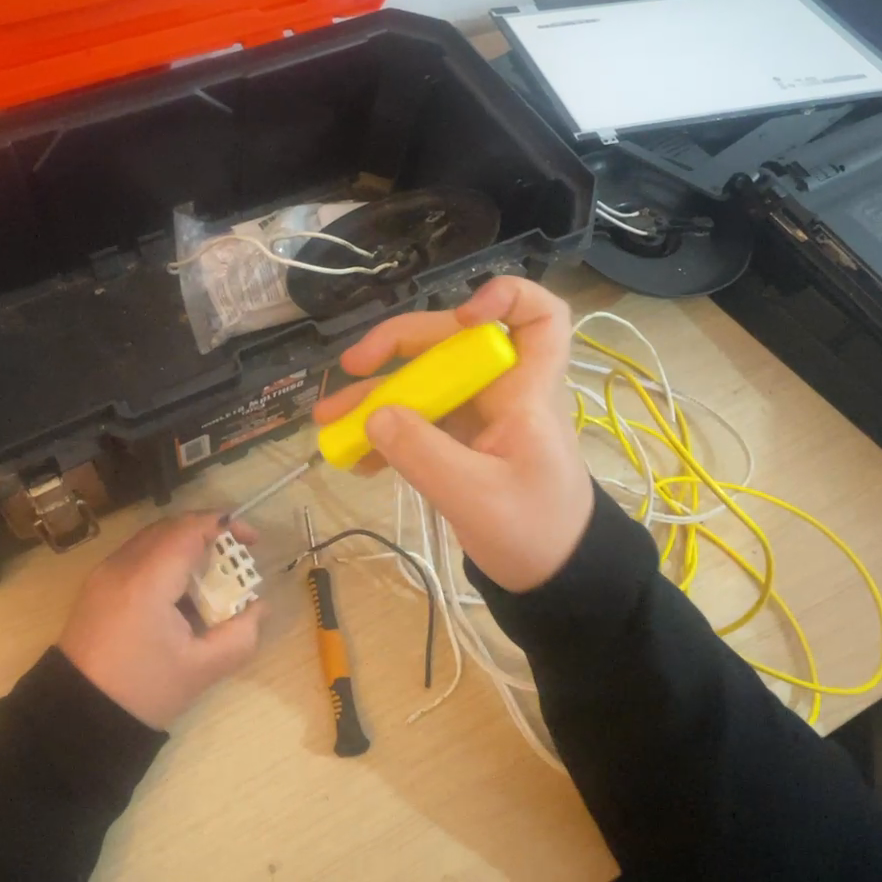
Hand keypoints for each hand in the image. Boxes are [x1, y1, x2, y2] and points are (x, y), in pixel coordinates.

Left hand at [59, 514, 265, 728]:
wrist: (77, 714)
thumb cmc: (142, 691)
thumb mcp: (201, 670)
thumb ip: (239, 635)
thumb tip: (259, 607)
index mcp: (148, 581)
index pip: (189, 530)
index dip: (225, 525)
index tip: (252, 540)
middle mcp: (123, 565)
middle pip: (171, 526)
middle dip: (208, 532)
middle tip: (237, 555)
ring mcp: (105, 572)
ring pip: (153, 537)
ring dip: (186, 543)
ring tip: (213, 571)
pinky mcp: (97, 584)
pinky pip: (137, 553)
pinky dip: (165, 557)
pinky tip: (181, 588)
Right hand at [313, 277, 592, 591]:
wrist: (554, 582)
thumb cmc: (535, 534)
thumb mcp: (477, 497)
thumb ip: (423, 454)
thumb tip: (375, 415)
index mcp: (524, 392)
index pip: (539, 317)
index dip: (504, 299)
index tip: (460, 318)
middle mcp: (499, 392)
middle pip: (450, 343)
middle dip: (397, 348)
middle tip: (350, 367)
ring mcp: (476, 418)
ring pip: (422, 384)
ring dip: (374, 397)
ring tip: (328, 421)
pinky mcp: (458, 444)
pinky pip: (416, 424)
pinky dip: (384, 436)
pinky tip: (353, 460)